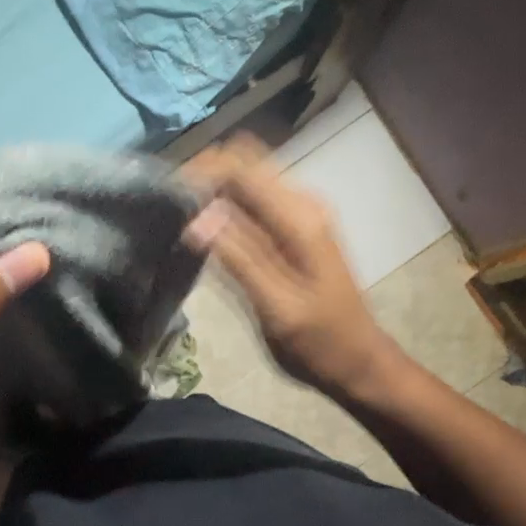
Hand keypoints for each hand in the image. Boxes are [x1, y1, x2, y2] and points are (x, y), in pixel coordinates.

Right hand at [180, 135, 399, 395]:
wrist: (359, 361)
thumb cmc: (319, 343)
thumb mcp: (276, 308)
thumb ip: (239, 261)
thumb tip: (197, 218)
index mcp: (299, 219)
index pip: (241, 168)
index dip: (201, 171)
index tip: (167, 195)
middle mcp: (303, 204)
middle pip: (245, 164)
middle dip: (206, 178)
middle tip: (171, 211)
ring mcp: (302, 215)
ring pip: (249, 181)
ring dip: (215, 193)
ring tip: (183, 223)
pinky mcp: (297, 231)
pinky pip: (256, 203)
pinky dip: (230, 209)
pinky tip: (210, 236)